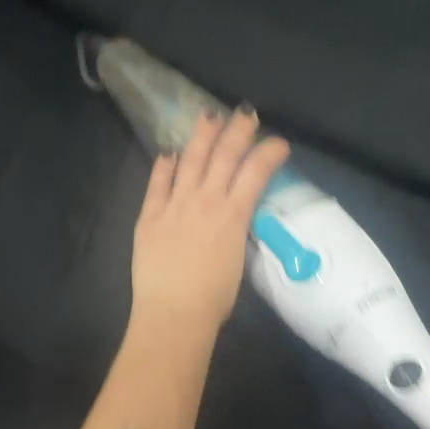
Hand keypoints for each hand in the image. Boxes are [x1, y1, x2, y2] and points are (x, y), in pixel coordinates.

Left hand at [130, 107, 289, 335]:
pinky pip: (157, 184)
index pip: (255, 172)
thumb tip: (233, 217)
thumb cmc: (214, 299)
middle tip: (246, 114)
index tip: (279, 143)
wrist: (174, 314)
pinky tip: (169, 154)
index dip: (269, 152)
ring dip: (201, 137)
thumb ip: (236, 231)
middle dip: (237, 131)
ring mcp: (174, 206)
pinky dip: (164, 167)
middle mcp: (204, 201)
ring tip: (208, 117)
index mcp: (233, 216)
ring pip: (190, 161)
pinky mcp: (149, 217)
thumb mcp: (238, 260)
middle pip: (223, 156)